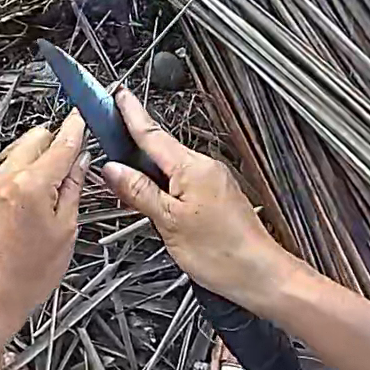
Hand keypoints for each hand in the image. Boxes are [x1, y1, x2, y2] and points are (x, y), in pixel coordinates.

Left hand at [0, 112, 89, 339]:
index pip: (62, 142)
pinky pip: (13, 166)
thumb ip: (73, 188)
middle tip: (78, 158)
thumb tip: (81, 163)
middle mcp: (7, 178)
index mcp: (31, 184)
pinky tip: (43, 192)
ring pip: (23, 148)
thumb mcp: (65, 230)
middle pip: (39, 135)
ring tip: (62, 182)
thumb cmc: (23, 276)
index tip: (86, 118)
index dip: (78, 128)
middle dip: (59, 141)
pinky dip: (30, 169)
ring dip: (43, 155)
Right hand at [99, 89, 303, 309]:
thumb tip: (113, 170)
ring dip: (146, 169)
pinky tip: (153, 198)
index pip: (151, 133)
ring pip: (169, 167)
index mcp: (192, 168)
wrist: (260, 275)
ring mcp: (212, 180)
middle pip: (159, 149)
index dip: (130, 113)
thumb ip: (138, 192)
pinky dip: (163, 184)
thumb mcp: (168, 221)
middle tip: (109, 138)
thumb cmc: (223, 253)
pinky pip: (181, 180)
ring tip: (124, 179)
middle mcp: (205, 167)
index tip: (118, 94)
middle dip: (133, 145)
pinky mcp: (215, 194)